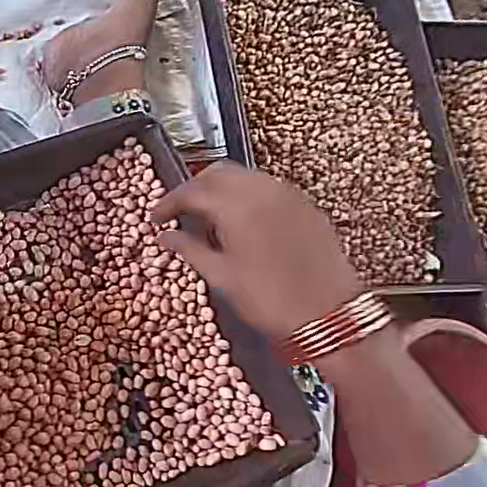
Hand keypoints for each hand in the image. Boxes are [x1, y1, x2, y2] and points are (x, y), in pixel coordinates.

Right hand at [151, 163, 363, 339]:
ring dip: (221, 189)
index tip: (157, 218)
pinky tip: (242, 222)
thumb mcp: (222, 278)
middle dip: (194, 188)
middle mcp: (262, 191)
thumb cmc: (271, 301)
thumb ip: (190, 250)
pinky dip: (247, 195)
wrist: (329, 314)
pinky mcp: (305, 205)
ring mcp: (287, 195)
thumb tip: (166, 237)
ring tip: (209, 218)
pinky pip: (268, 188)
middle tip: (180, 212)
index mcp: (236, 207)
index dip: (169, 202)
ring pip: (245, 176)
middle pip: (218, 172)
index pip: (192, 191)